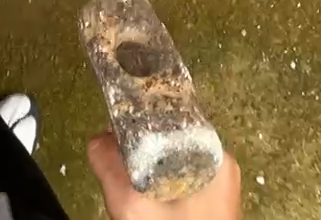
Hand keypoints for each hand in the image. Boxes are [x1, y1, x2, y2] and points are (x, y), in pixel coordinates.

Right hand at [88, 133, 241, 219]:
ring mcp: (218, 183)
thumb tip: (99, 138)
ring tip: (133, 189)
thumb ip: (108, 163)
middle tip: (121, 169)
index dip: (137, 121)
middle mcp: (221, 163)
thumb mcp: (132, 205)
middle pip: (168, 136)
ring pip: (170, 158)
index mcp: (215, 155)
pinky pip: (177, 176)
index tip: (115, 136)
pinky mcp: (211, 199)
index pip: (168, 116)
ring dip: (146, 169)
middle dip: (139, 148)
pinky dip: (157, 183)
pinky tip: (147, 202)